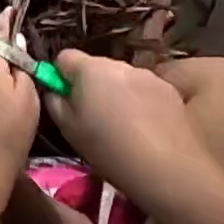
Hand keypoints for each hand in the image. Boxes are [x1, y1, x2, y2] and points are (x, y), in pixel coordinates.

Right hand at [43, 51, 216, 212]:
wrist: (166, 167)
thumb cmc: (108, 148)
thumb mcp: (68, 128)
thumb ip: (54, 102)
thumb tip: (54, 91)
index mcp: (89, 69)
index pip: (64, 56)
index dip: (60, 75)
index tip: (64, 98)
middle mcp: (118, 64)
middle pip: (95, 67)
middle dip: (90, 85)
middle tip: (92, 117)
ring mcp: (146, 74)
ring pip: (121, 78)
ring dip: (116, 92)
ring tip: (121, 126)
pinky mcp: (169, 90)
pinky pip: (144, 89)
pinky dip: (139, 102)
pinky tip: (144, 128)